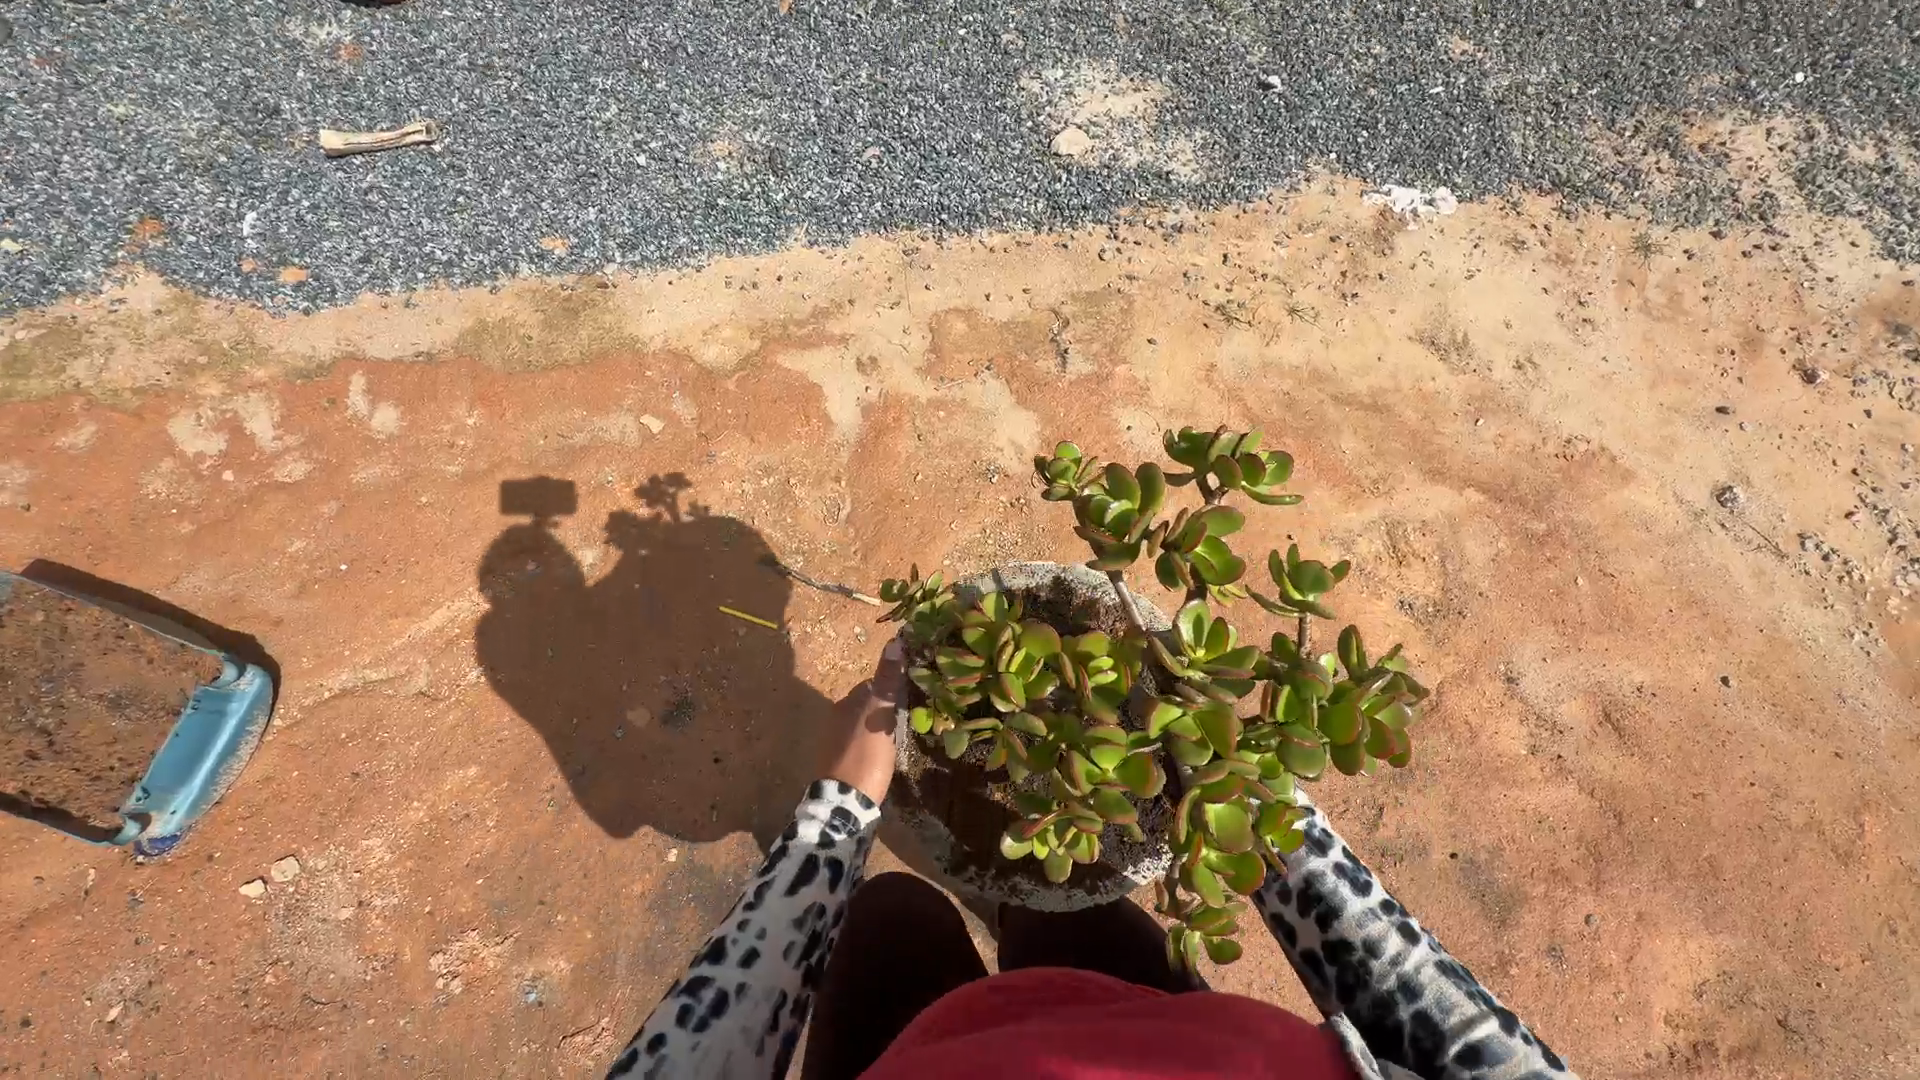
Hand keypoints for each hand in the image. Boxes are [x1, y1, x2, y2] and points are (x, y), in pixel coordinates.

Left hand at [820, 638, 905, 802]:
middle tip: (913, 716)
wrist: (845, 803)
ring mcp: (836, 742)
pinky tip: (887, 753)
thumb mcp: (880, 714)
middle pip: (869, 704)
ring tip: (904, 735)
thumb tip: (895, 640)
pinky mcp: (841, 763)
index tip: (915, 693)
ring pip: (865, 724)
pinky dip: (875, 743)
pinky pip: (862, 743)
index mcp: (846, 703)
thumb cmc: (865, 755)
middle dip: (887, 707)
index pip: (872, 684)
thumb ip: (887, 680)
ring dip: (882, 726)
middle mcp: (837, 718)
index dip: (893, 686)